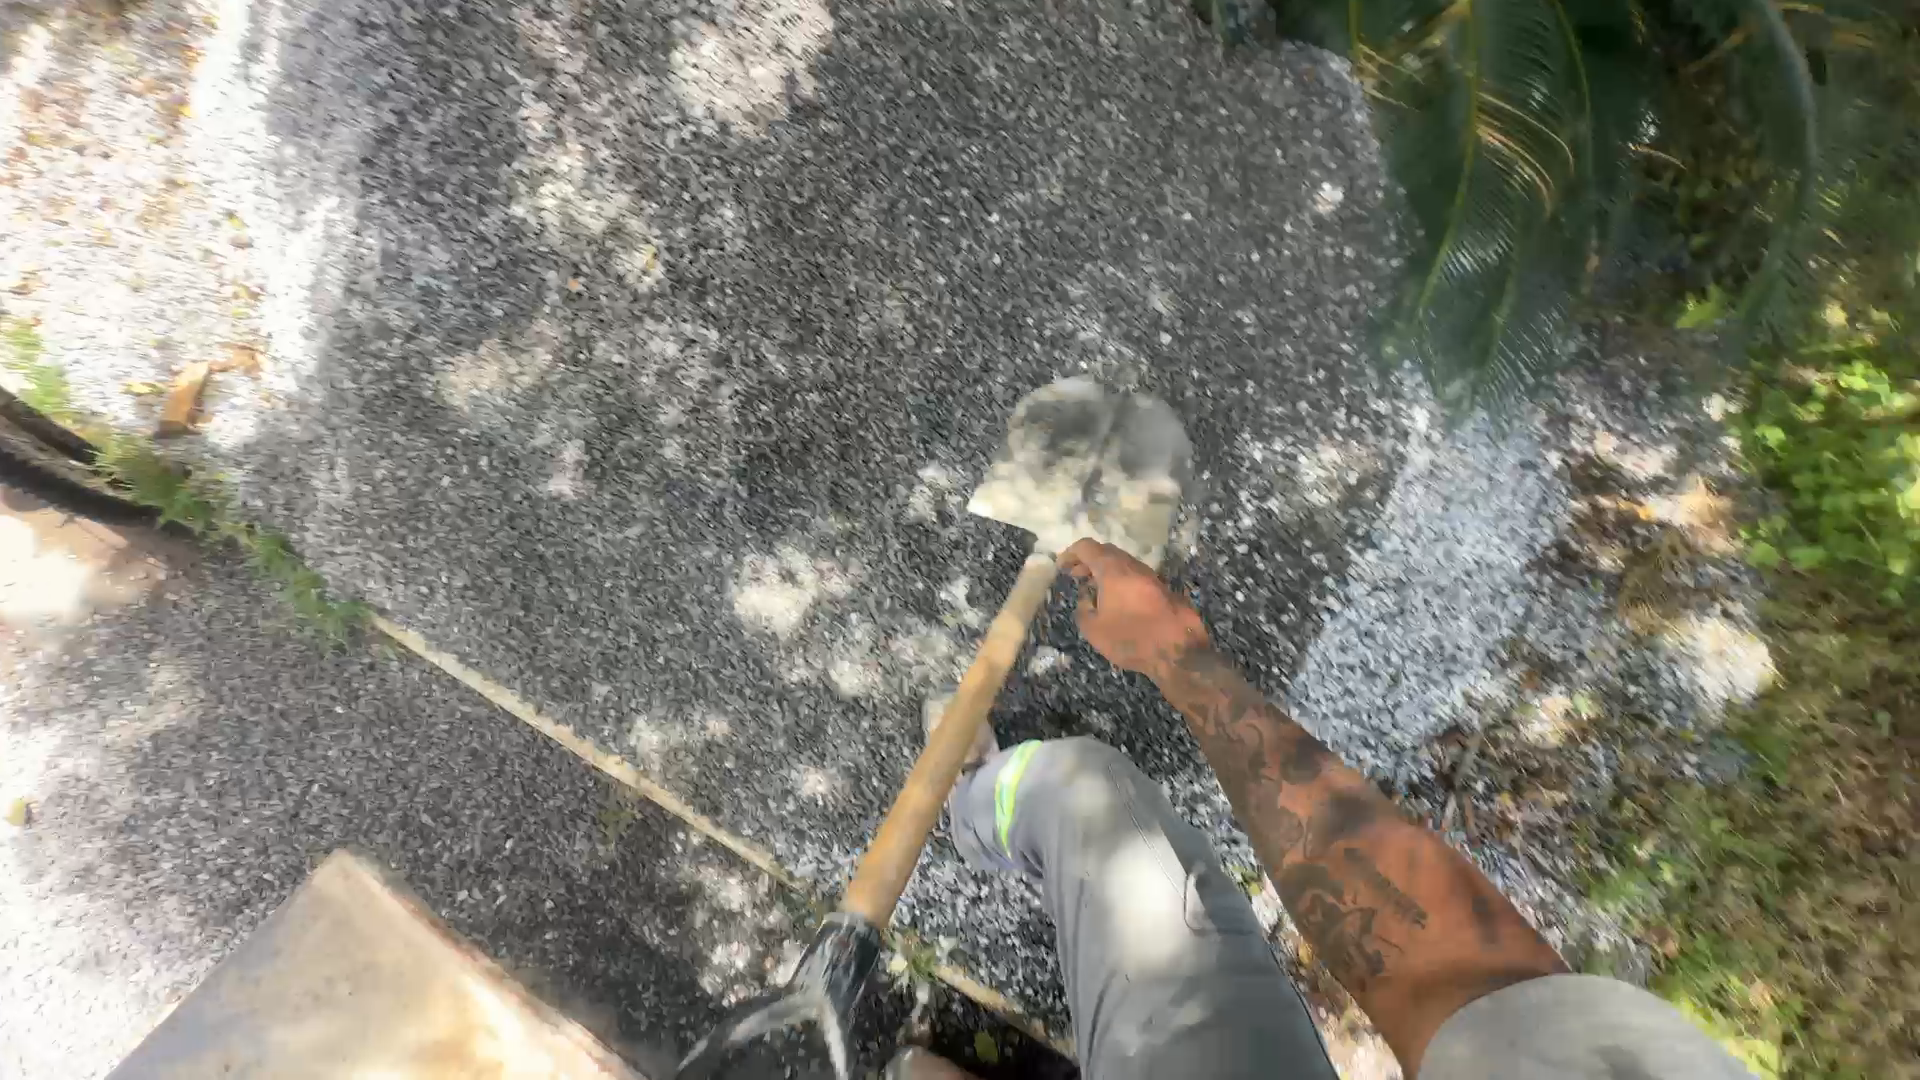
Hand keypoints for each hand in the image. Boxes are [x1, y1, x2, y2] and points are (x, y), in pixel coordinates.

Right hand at [1058, 538, 1210, 681]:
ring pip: (1125, 564)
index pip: (1087, 547)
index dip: (1071, 553)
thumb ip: (1083, 609)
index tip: (1062, 567)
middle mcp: (1134, 567)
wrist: (1179, 653)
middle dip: (1089, 561)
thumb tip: (1087, 598)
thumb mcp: (1094, 630)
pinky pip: (1138, 577)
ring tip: (1096, 589)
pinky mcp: (1165, 590)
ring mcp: (1153, 577)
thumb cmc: (1131, 640)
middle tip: (1077, 576)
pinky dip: (1123, 581)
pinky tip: (1120, 601)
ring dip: (1107, 571)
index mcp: (1113, 570)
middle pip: (1107, 552)